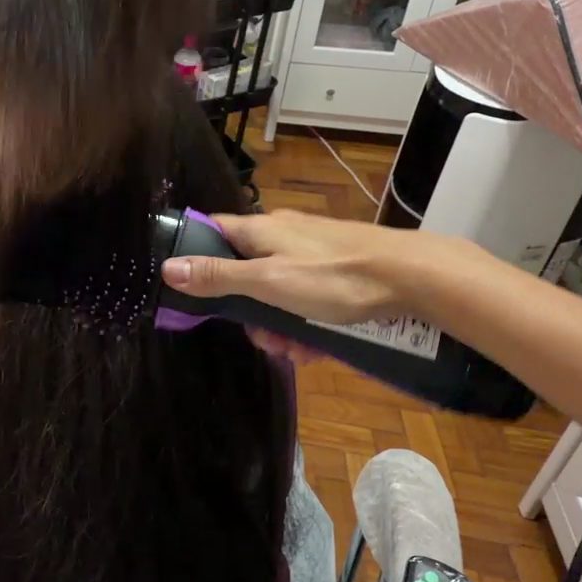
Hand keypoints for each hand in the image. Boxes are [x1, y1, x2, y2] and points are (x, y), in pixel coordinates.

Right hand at [160, 210, 463, 359]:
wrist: (413, 276)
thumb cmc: (334, 277)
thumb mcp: (269, 283)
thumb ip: (220, 278)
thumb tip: (168, 267)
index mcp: (258, 229)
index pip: (211, 232)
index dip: (196, 257)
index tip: (192, 291)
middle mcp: (281, 233)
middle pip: (245, 270)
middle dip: (248, 309)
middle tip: (264, 340)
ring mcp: (311, 249)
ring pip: (278, 288)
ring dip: (280, 322)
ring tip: (296, 351)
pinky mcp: (337, 267)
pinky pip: (307, 295)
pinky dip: (307, 320)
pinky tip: (318, 346)